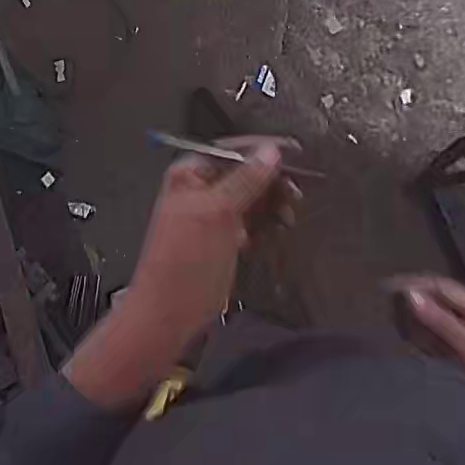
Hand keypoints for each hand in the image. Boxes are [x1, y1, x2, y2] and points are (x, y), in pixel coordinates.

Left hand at [63, 136, 300, 410]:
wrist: (167, 313)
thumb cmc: (183, 264)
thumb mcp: (219, 214)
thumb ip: (246, 180)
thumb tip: (271, 152)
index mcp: (189, 174)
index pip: (232, 150)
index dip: (263, 150)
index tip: (295, 153)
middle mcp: (198, 189)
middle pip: (243, 173)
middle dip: (271, 180)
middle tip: (296, 191)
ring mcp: (209, 214)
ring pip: (249, 197)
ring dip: (271, 203)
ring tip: (288, 214)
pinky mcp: (219, 237)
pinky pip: (248, 220)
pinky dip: (264, 222)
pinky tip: (277, 228)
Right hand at [394, 276, 464, 428]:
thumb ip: (441, 321)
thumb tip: (414, 297)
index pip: (441, 284)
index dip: (416, 283)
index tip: (396, 286)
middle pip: (450, 296)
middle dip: (425, 296)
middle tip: (402, 301)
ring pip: (459, 310)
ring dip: (437, 311)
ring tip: (418, 318)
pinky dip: (450, 326)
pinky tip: (445, 341)